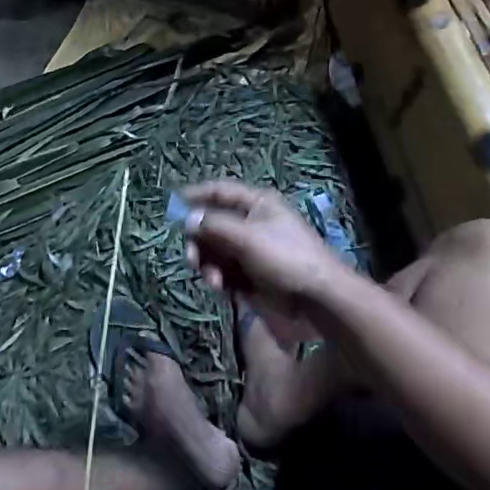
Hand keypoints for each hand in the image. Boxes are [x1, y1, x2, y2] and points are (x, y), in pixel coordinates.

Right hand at [179, 182, 358, 340]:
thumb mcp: (247, 237)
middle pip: (213, 224)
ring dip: (208, 263)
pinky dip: (218, 277)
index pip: (220, 192)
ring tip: (213, 279)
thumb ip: (214, 226)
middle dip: (200, 240)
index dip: (196, 196)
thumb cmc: (285, 257)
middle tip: (192, 258)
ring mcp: (251, 250)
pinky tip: (220, 287)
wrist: (317, 297)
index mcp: (257, 204)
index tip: (172, 206)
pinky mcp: (251, 275)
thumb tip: (187, 218)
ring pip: (216, 251)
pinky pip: (224, 271)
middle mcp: (252, 223)